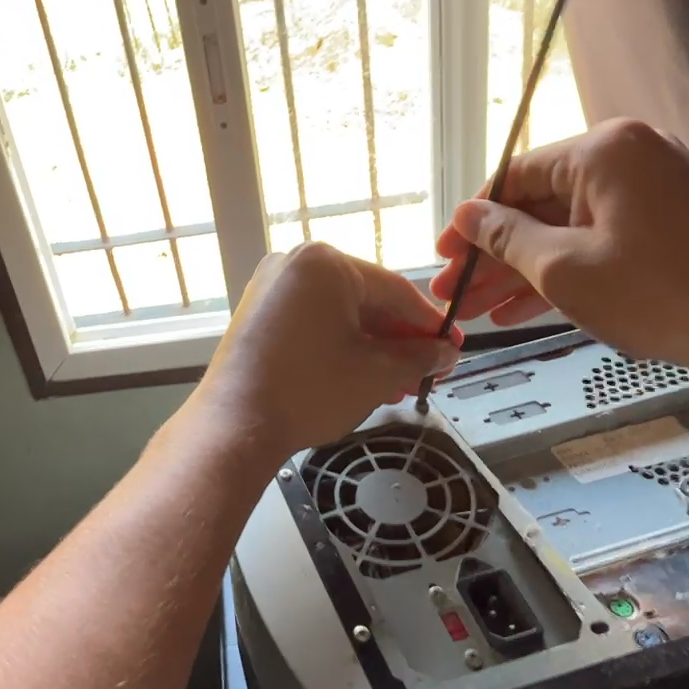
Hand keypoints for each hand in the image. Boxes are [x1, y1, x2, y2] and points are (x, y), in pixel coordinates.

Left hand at [186, 243, 461, 461]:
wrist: (236, 424)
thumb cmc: (307, 391)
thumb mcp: (376, 373)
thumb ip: (418, 357)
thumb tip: (444, 353)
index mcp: (324, 264)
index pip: (394, 289)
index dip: (429, 324)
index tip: (452, 347)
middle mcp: (293, 264)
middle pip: (365, 299)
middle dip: (398, 340)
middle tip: (426, 371)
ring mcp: (270, 288)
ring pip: (338, 313)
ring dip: (371, 347)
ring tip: (397, 384)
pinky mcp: (256, 314)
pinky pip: (311, 321)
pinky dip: (338, 345)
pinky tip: (361, 377)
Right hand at [430, 118, 688, 375]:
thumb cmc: (659, 292)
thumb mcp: (562, 268)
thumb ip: (506, 238)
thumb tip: (466, 216)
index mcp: (601, 150)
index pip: (512, 177)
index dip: (471, 222)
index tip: (442, 257)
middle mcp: (625, 158)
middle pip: (535, 205)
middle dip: (491, 255)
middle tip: (452, 293)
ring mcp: (647, 192)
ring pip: (562, 229)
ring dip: (520, 270)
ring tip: (477, 311)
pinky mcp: (662, 225)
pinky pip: (594, 241)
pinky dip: (560, 272)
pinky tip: (519, 310)